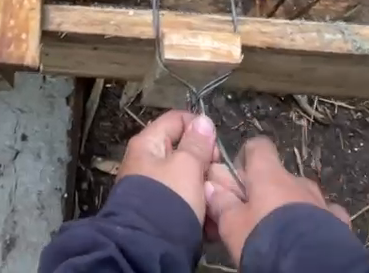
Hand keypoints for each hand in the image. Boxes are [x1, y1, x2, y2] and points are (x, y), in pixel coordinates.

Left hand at [117, 109, 220, 223]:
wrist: (149, 249)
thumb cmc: (168, 199)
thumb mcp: (186, 167)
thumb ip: (197, 144)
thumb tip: (203, 121)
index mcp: (149, 143)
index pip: (177, 120)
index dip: (200, 129)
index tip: (215, 150)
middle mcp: (149, 162)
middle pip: (185, 153)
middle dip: (207, 166)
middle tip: (220, 181)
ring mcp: (155, 189)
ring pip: (189, 181)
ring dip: (206, 191)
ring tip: (217, 204)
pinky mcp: (162, 213)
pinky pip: (185, 203)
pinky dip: (199, 209)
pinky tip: (211, 221)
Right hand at [205, 137, 349, 264]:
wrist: (312, 267)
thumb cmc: (266, 239)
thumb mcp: (233, 226)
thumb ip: (222, 203)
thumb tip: (212, 187)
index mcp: (269, 173)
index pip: (258, 147)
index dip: (246, 159)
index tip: (237, 182)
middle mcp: (296, 180)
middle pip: (279, 175)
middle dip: (268, 191)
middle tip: (256, 216)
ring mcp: (321, 200)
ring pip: (302, 195)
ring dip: (292, 206)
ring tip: (283, 231)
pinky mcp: (339, 222)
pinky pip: (327, 215)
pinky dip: (318, 222)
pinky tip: (311, 238)